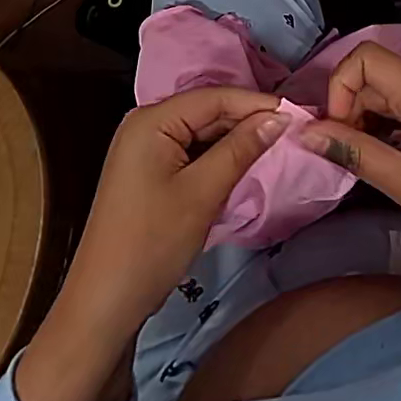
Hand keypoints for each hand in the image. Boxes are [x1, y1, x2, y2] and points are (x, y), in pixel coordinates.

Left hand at [70, 87, 290, 322]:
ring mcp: (145, 146)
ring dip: (236, 138)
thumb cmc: (151, 244)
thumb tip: (277, 118)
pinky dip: (218, 155)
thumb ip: (241, 149)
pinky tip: (245, 162)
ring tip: (277, 144)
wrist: (104, 302)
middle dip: (248, 120)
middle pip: (206, 111)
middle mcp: (145, 123)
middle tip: (292, 131)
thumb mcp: (202, 193)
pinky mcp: (149, 169)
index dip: (256, 103)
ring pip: (201, 131)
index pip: (213, 98)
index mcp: (151, 120)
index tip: (296, 114)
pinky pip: (191, 149)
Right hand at [298, 42, 400, 267]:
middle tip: (349, 154)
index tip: (338, 129)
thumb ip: (352, 151)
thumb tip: (307, 132)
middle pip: (375, 76)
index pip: (365, 58)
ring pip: (389, 90)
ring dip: (369, 119)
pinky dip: (389, 122)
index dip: (341, 86)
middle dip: (351, 110)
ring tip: (372, 160)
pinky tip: (393, 156)